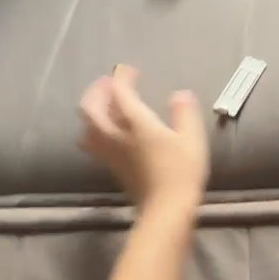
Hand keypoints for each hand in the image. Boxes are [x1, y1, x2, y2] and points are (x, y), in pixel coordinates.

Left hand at [78, 65, 209, 216]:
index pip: (120, 93)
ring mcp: (111, 153)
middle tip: (109, 83)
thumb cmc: (182, 171)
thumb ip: (184, 112)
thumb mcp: (191, 138)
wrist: (166, 210)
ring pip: (87, 127)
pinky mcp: (112, 167)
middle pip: (91, 110)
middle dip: (97, 92)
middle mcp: (117, 136)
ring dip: (91, 111)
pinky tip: (106, 131)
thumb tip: (179, 95)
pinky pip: (92, 143)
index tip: (129, 70)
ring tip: (104, 104)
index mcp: (136, 124)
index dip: (121, 78)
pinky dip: (94, 129)